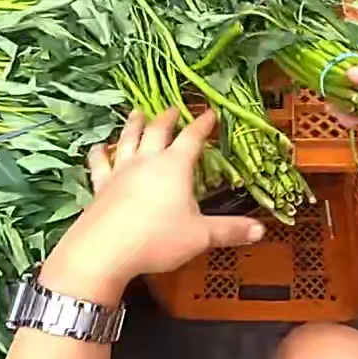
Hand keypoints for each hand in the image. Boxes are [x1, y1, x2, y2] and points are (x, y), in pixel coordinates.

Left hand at [42, 108, 265, 304]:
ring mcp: (120, 171)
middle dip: (167, 118)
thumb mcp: (200, 236)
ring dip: (134, 124)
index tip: (210, 113)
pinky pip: (100, 164)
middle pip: (157, 131)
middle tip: (173, 108)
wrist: (104, 250)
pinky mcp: (101, 186)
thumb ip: (229, 230)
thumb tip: (260, 230)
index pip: (192, 138)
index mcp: (174, 167)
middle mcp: (147, 162)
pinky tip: (97, 148)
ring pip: (128, 139)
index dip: (202, 124)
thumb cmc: (156, 239)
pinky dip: (99, 154)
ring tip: (137, 113)